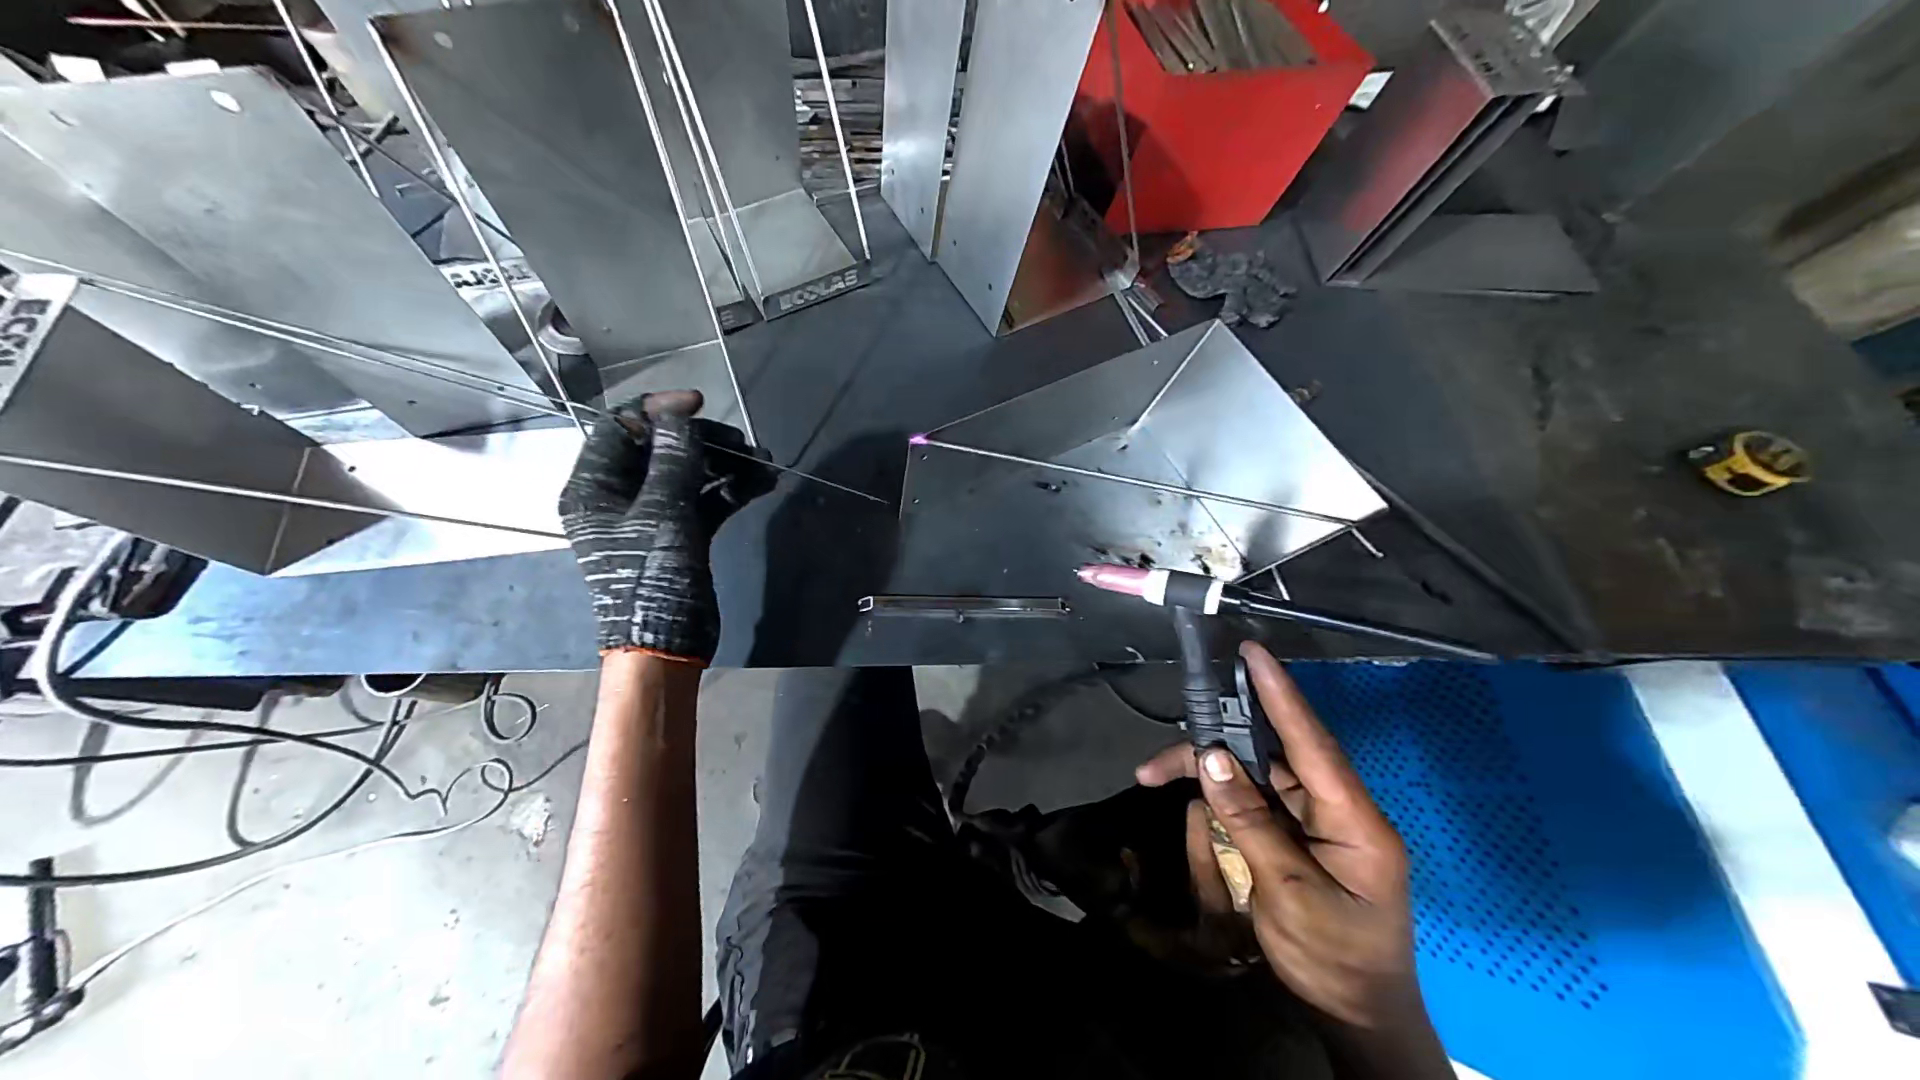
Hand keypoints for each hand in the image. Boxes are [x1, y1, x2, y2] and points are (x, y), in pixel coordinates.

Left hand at [558, 390, 773, 662]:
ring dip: (726, 464)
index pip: (620, 428)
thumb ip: (672, 459)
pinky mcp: (682, 533)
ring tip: (764, 461)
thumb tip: (679, 416)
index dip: (659, 410)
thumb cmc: (650, 576)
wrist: (666, 641)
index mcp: (595, 486)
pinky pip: (706, 499)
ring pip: (689, 473)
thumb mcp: (662, 512)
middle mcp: (620, 496)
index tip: (699, 403)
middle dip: (704, 441)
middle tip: (742, 442)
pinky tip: (763, 482)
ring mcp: (653, 515)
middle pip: (661, 449)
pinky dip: (732, 489)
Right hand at [1137, 643, 1448, 1074]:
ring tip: (1156, 777)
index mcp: (1356, 820)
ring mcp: (1318, 821)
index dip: (1280, 694)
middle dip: (1213, 748)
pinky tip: (1191, 799)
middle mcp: (1338, 809)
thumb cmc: (1333, 958)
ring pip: (1255, 774)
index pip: (1313, 743)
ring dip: (1208, 774)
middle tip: (1158, 762)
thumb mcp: (1288, 893)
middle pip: (1271, 756)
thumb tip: (1212, 758)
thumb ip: (1250, 821)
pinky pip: (1254, 799)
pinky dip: (1220, 796)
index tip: (1253, 653)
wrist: (1358, 1016)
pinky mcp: (1299, 834)